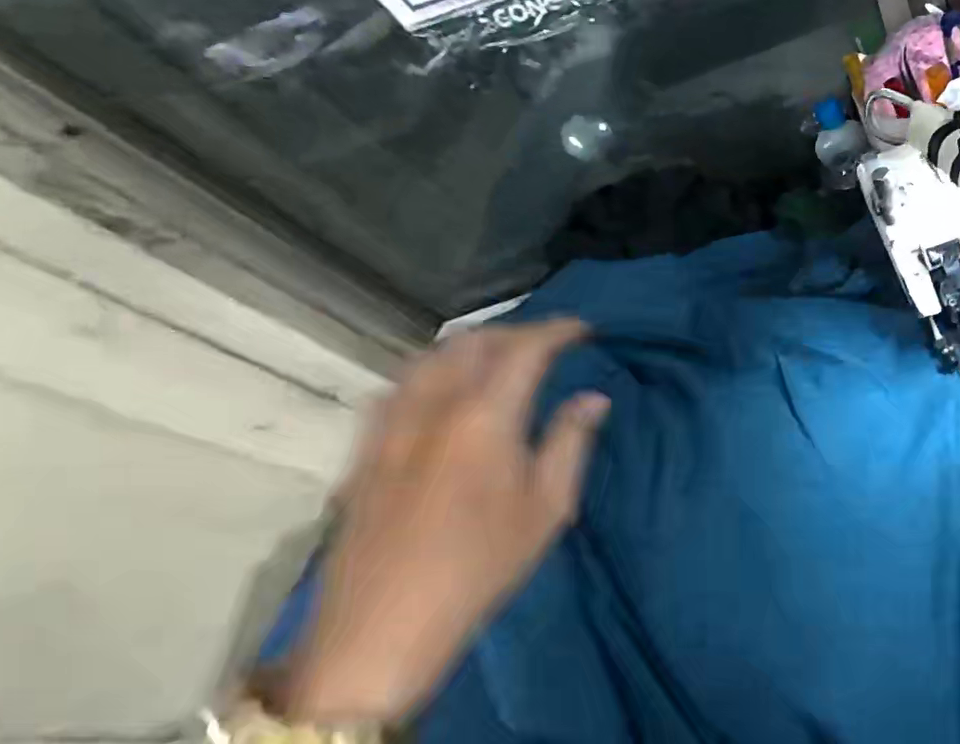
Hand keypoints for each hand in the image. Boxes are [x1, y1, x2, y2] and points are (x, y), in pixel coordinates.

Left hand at [283, 320, 608, 723]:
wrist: (381, 630)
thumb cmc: (480, 565)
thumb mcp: (547, 506)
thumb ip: (571, 440)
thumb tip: (593, 398)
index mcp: (485, 416)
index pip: (525, 348)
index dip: (558, 330)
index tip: (583, 330)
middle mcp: (434, 405)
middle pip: (475, 341)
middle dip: (516, 332)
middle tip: (546, 345)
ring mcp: (392, 425)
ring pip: (431, 356)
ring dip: (472, 346)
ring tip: (497, 358)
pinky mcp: (365, 449)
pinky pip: (399, 384)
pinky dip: (431, 369)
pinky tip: (442, 389)